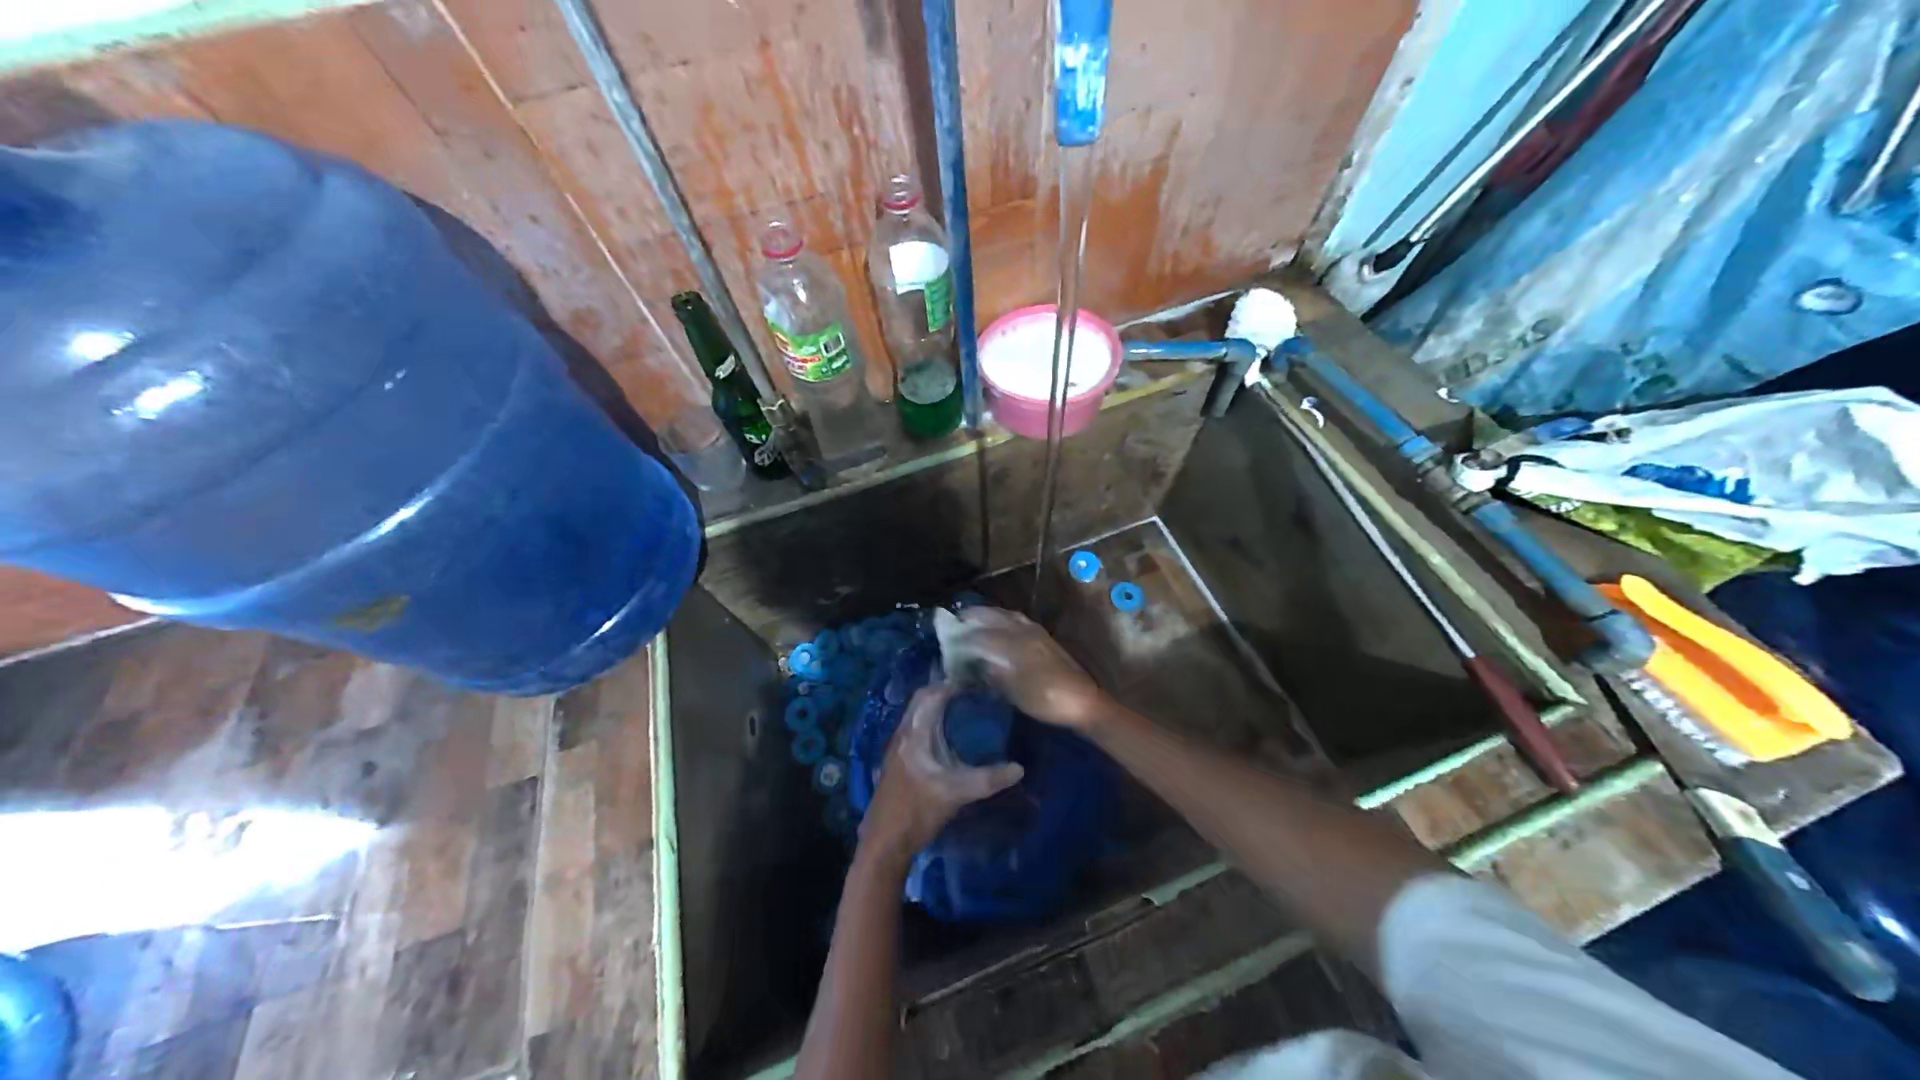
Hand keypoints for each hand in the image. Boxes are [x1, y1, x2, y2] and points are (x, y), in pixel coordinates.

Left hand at [864, 682, 1023, 859]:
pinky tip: (951, 737)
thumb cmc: (917, 811)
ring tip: (967, 709)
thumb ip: (988, 779)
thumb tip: (1019, 768)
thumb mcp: (956, 793)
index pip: (930, 694)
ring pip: (919, 715)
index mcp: (913, 733)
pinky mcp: (900, 761)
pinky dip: (934, 723)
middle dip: (946, 692)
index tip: (977, 682)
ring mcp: (898, 748)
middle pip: (923, 701)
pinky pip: (918, 729)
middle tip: (974, 693)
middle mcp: (903, 734)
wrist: (885, 842)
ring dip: (939, 708)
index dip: (952, 684)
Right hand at [937, 607, 1107, 730]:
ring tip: (971, 622)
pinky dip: (1001, 619)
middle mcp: (1023, 630)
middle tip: (954, 624)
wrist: (1084, 702)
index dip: (960, 639)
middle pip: (991, 616)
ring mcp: (1035, 632)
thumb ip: (991, 674)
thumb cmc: (1047, 700)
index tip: (946, 643)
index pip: (978, 635)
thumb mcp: (1013, 692)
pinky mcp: (1044, 637)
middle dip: (970, 618)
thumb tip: (972, 664)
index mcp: (1013, 643)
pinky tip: (997, 629)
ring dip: (987, 616)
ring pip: (1005, 615)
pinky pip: (1016, 620)